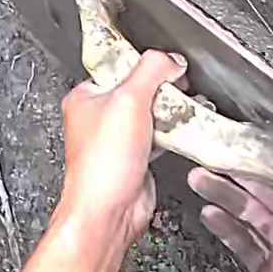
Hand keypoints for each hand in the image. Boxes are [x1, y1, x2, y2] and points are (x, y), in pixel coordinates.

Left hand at [57, 50, 186, 243]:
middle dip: (164, 89)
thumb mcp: (129, 100)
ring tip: (185, 110)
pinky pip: (160, 136)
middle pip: (140, 88)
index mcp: (86, 96)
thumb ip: (152, 70)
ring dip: (171, 112)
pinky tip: (183, 132)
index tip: (167, 65)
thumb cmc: (103, 165)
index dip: (146, 63)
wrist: (109, 212)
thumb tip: (171, 59)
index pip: (120, 65)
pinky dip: (174, 133)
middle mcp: (100, 116)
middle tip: (179, 90)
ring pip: (152, 112)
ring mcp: (118, 138)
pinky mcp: (137, 157)